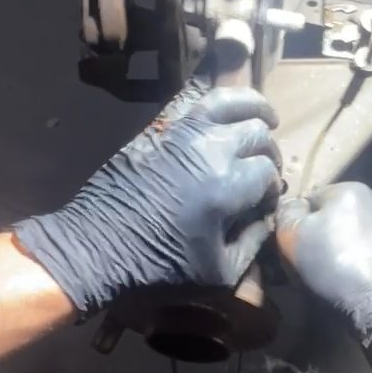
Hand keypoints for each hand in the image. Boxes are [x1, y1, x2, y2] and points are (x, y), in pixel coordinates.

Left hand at [15, 83, 280, 313]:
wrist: (97, 251)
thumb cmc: (161, 271)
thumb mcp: (223, 273)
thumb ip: (255, 240)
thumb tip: (269, 215)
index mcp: (228, 186)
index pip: (268, 172)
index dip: (273, 188)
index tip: (267, 203)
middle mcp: (210, 150)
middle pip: (257, 132)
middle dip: (268, 151)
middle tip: (265, 169)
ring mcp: (181, 133)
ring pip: (229, 100)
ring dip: (254, 107)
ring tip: (265, 117)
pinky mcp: (157, 129)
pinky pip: (192, 101)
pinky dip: (214, 99)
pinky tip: (224, 110)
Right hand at [276, 182, 371, 346]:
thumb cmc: (335, 271)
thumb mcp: (292, 239)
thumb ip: (285, 214)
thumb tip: (293, 207)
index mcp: (350, 188)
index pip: (309, 200)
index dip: (297, 226)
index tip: (294, 250)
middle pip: (337, 216)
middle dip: (324, 236)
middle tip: (312, 266)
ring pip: (358, 233)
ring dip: (346, 249)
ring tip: (338, 278)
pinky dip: (366, 261)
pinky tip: (361, 281)